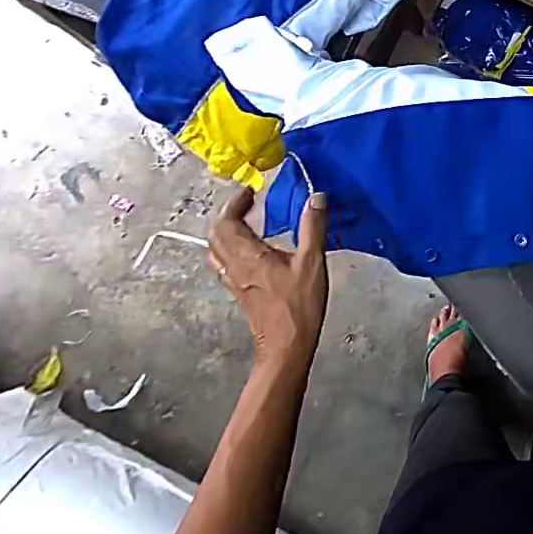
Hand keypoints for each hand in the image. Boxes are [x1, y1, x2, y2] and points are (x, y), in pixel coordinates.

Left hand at [208, 187, 328, 371]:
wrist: (286, 343)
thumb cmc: (299, 303)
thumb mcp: (313, 261)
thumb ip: (313, 227)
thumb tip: (316, 197)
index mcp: (248, 256)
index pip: (226, 223)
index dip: (235, 203)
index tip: (251, 190)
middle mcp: (234, 266)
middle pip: (216, 235)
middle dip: (229, 214)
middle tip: (251, 202)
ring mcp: (234, 280)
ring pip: (217, 249)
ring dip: (227, 231)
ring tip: (249, 221)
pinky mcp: (240, 290)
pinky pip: (225, 262)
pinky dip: (232, 246)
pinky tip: (252, 248)